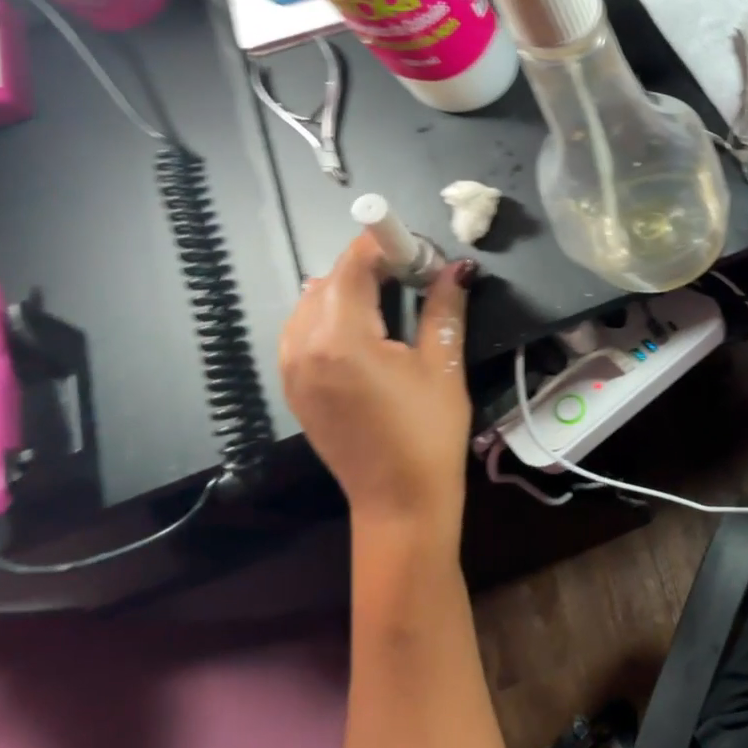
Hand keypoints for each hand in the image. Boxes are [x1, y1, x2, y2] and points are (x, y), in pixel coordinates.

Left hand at [279, 235, 474, 530]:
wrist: (399, 501)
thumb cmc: (429, 433)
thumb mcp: (444, 367)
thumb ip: (444, 309)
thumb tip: (457, 268)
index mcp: (341, 339)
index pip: (353, 267)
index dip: (385, 246)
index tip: (420, 249)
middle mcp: (302, 347)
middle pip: (328, 282)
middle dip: (369, 269)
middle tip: (415, 278)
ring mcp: (290, 369)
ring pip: (309, 305)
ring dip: (347, 292)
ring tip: (392, 305)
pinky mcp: (293, 387)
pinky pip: (301, 332)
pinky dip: (330, 318)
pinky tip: (365, 334)